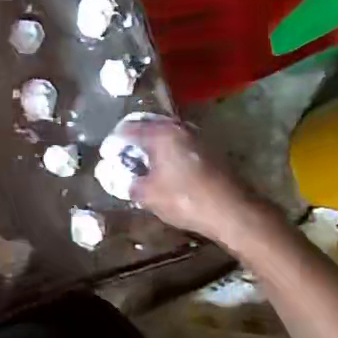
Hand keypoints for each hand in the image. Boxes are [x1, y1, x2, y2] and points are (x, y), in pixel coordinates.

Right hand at [123, 117, 271, 244]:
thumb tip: (121, 178)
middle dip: (135, 141)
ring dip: (154, 147)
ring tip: (142, 164)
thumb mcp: (148, 195)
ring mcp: (198, 137)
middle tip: (123, 157)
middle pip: (150, 128)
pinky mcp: (210, 150)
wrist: (231, 209)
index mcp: (162, 133)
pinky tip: (165, 170)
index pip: (129, 130)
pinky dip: (169, 154)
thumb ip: (130, 183)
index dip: (115, 142)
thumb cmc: (185, 199)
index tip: (107, 155)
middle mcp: (180, 128)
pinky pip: (181, 146)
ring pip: (168, 137)